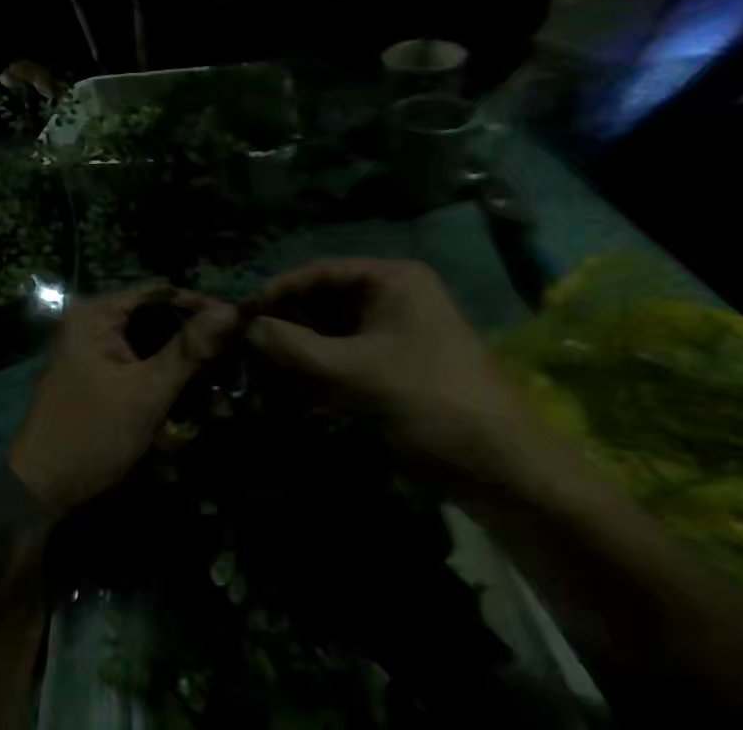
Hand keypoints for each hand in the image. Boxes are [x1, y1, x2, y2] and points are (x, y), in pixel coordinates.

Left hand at [10, 286, 237, 514]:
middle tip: (235, 357)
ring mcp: (96, 349)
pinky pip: (143, 363)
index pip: (161, 293)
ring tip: (222, 380)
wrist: (39, 492)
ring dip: (187, 361)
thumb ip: (190, 349)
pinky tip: (197, 397)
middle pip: (159, 317)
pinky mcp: (101, 374)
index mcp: (96, 315)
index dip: (201, 306)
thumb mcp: (147, 391)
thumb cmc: (92, 435)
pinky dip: (169, 377)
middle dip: (196, 338)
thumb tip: (233, 312)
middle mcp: (94, 323)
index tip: (240, 324)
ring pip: (155, 342)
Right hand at [246, 259, 539, 484]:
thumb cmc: (429, 403)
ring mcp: (397, 335)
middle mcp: (394, 299)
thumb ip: (295, 348)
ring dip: (300, 353)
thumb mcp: (354, 373)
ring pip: (334, 334)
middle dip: (288, 327)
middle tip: (246, 354)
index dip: (278, 293)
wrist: (504, 469)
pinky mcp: (397, 370)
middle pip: (325, 302)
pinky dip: (319, 373)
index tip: (239, 317)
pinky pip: (348, 361)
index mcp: (392, 280)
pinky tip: (292, 393)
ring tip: (261, 376)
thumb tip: (247, 328)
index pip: (320, 273)